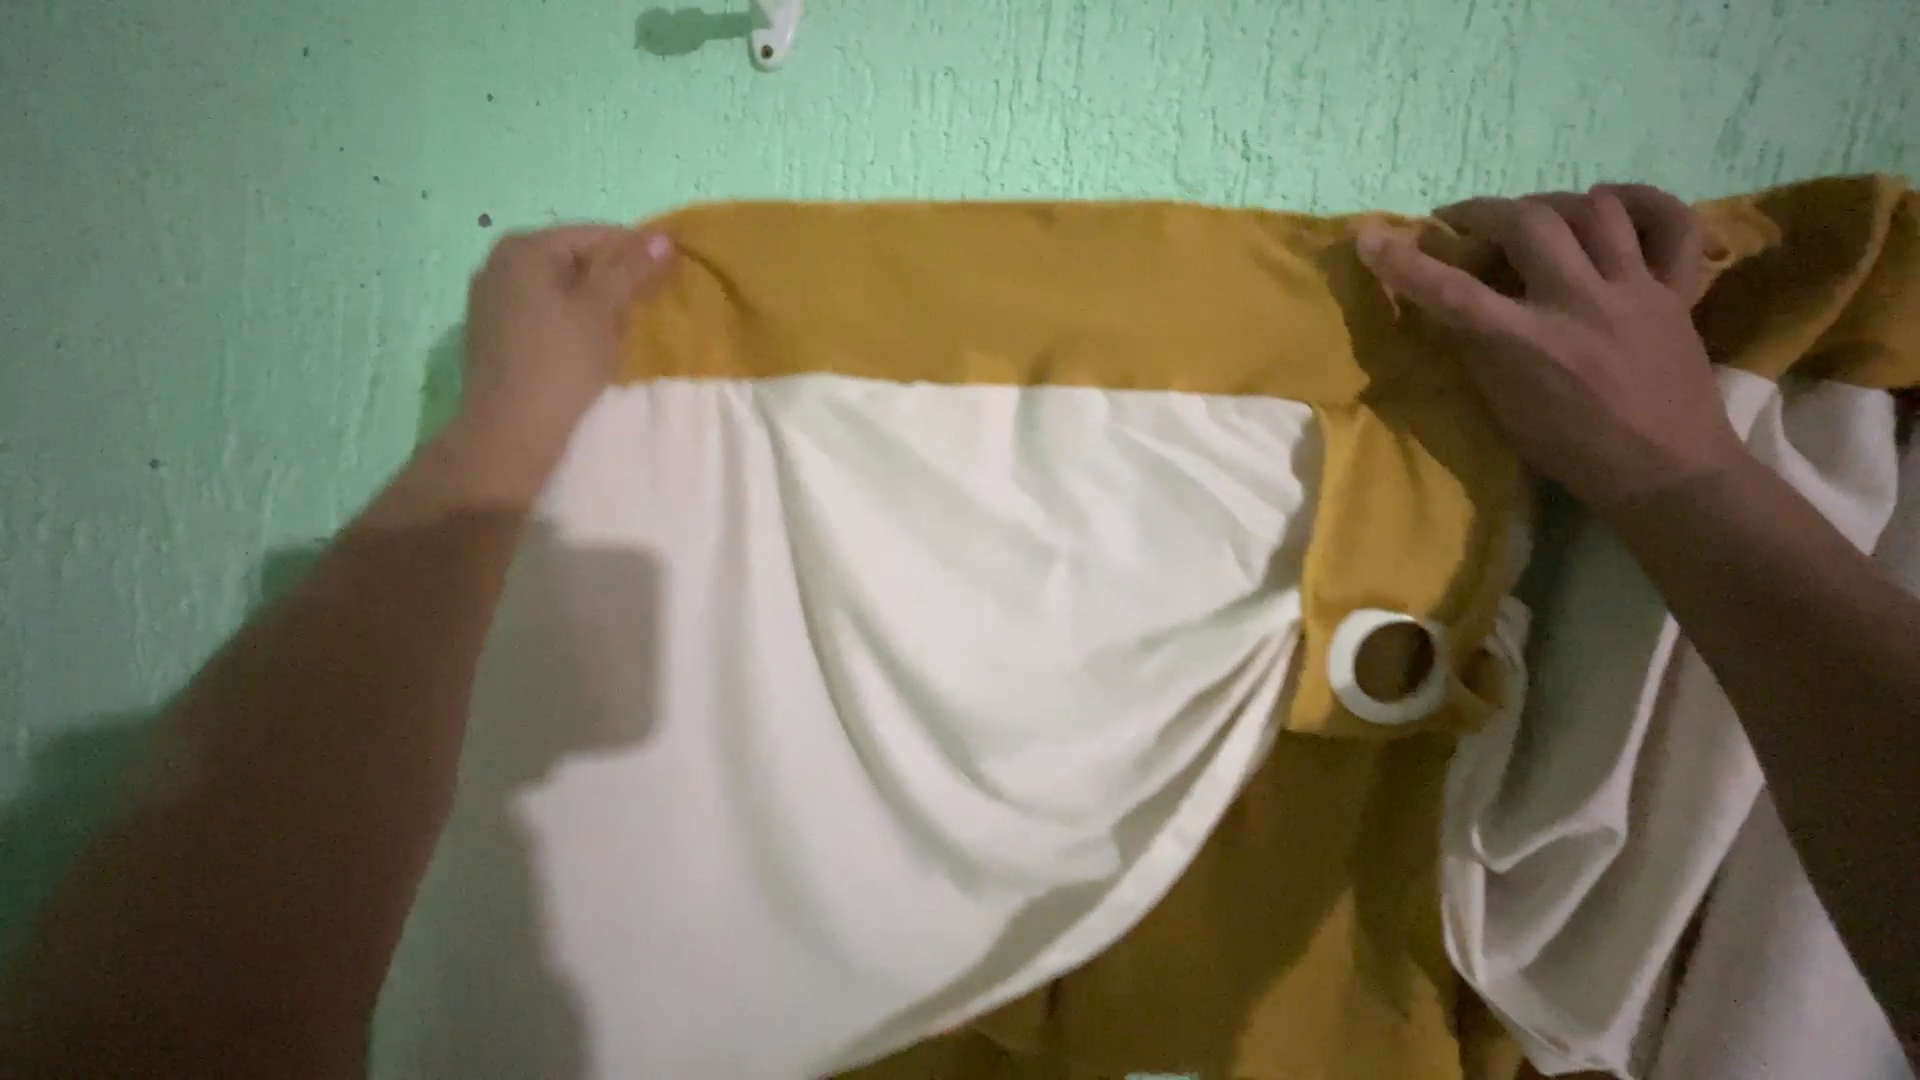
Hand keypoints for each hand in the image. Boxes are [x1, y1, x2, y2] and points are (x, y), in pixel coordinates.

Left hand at [460, 224, 675, 446]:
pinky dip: (571, 321)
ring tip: (623, 330)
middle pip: (575, 259)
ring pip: (559, 288)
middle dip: (614, 280)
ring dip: (595, 303)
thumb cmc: (561, 363)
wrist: (511, 430)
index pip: (595, 234)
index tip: (668, 280)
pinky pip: (543, 312)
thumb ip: (632, 270)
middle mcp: (499, 263)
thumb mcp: (602, 312)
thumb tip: (663, 237)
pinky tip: (589, 347)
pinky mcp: (494, 333)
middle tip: (648, 308)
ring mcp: (491, 299)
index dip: (637, 254)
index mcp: (524, 248)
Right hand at [1355, 184, 1747, 508]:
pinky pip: (1674, 225)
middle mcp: (1578, 303)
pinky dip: (1643, 201)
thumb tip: (1446, 311)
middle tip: (1462, 221)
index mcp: (1525, 343)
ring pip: (1595, 210)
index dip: (1404, 262)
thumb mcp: (1502, 407)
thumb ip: (1475, 351)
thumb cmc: (1566, 448)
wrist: (1662, 469)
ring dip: (1551, 203)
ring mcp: (1634, 290)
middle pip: (1528, 225)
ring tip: (1530, 216)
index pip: (1452, 292)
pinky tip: (1610, 202)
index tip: (1371, 237)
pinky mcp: (1677, 291)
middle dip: (1485, 212)